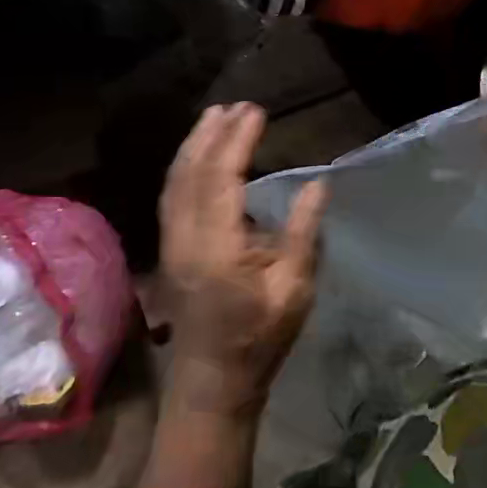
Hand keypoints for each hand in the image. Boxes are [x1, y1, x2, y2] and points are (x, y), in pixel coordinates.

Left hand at [157, 103, 324, 417]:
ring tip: (214, 117)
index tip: (256, 112)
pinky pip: (172, 195)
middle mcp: (185, 238)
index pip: (222, 179)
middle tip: (236, 105)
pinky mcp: (169, 249)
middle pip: (192, 172)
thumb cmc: (260, 339)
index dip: (237, 141)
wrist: (212, 381)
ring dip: (194, 145)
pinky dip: (185, 166)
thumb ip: (304, 234)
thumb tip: (317, 185)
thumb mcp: (295, 290)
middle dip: (212, 134)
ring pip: (175, 181)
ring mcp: (171, 243)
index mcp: (216, 248)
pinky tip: (198, 155)